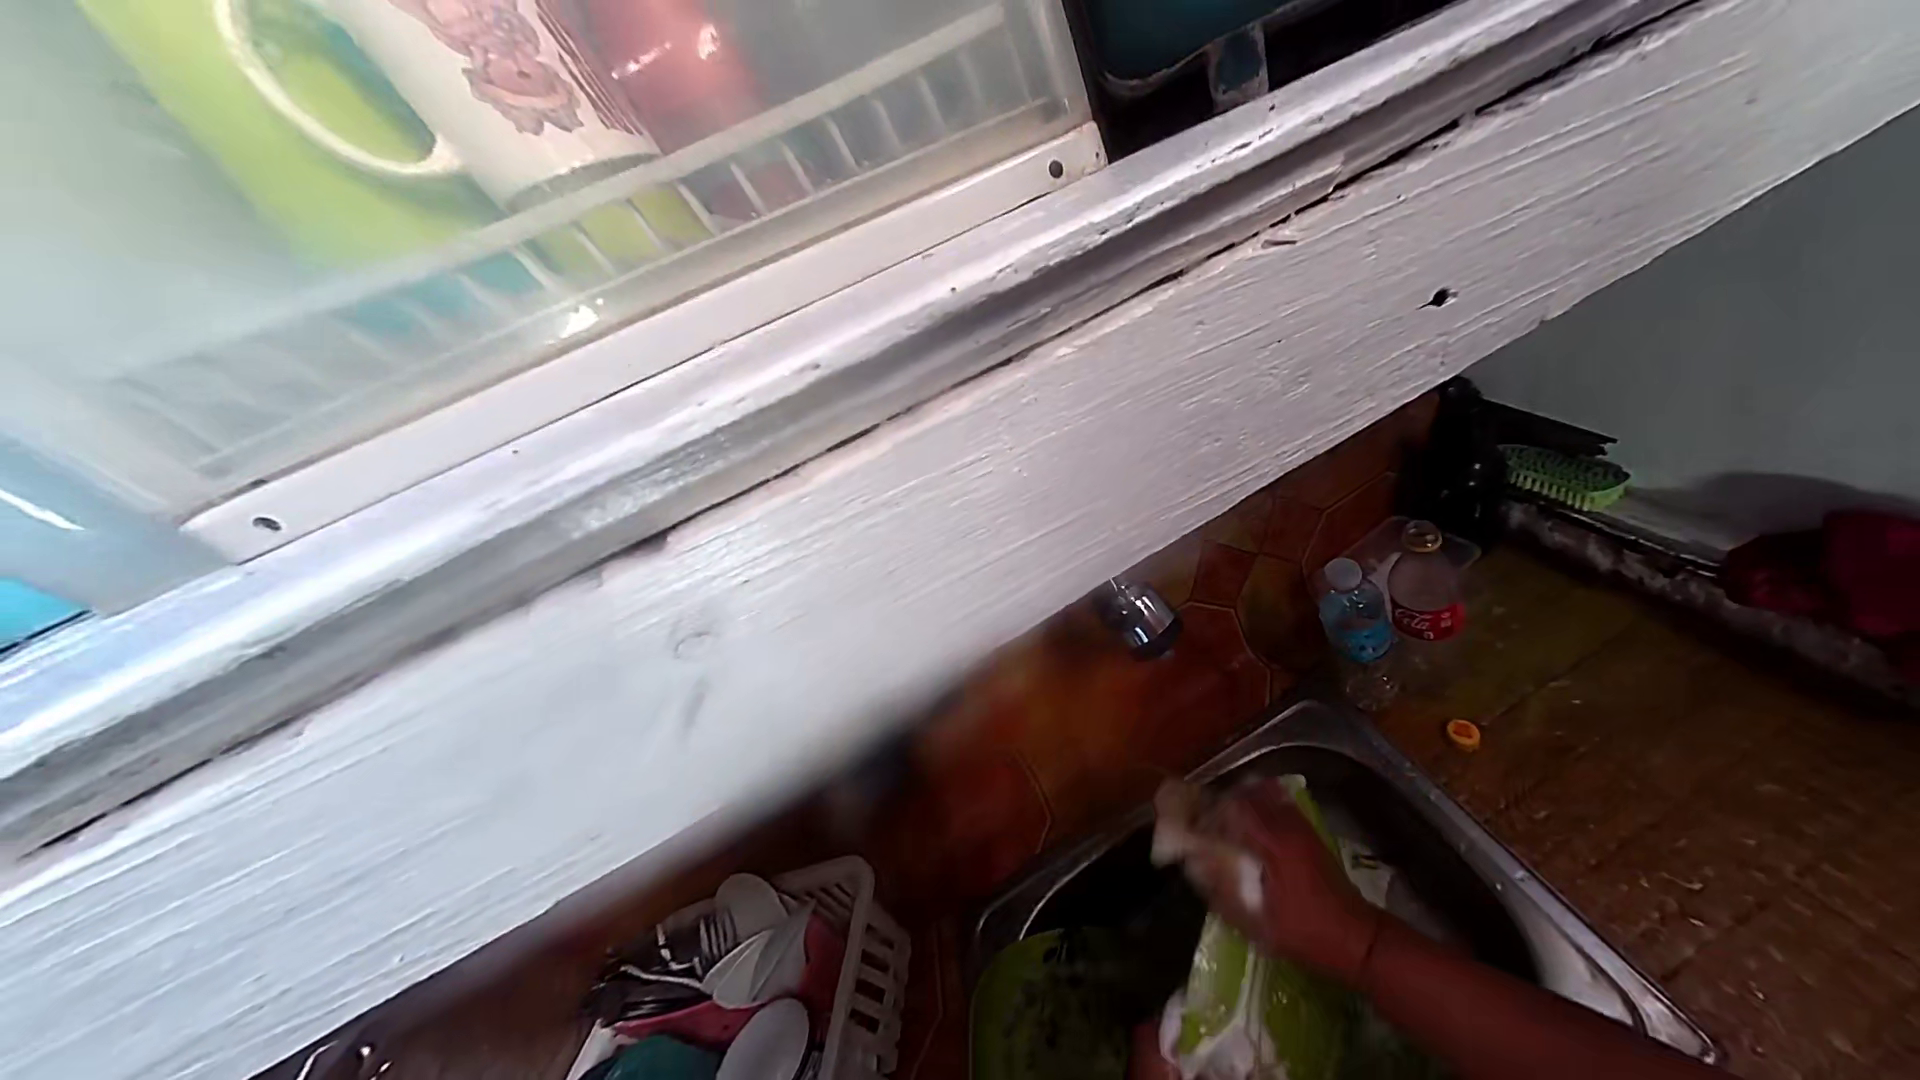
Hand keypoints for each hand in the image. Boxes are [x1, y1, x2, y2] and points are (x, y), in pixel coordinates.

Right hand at [1173, 780, 1382, 985]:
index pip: (1228, 808)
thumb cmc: (1306, 933)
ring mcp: (1299, 826)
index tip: (1184, 818)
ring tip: (1216, 819)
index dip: (1203, 810)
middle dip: (1216, 803)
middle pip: (1242, 796)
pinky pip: (1276, 803)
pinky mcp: (1307, 833)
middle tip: (1197, 817)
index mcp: (1272, 841)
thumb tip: (1192, 864)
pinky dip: (1256, 804)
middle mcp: (1285, 825)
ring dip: (1235, 802)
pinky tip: (1244, 821)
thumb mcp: (1258, 922)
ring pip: (1259, 796)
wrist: (1359, 941)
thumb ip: (1222, 890)